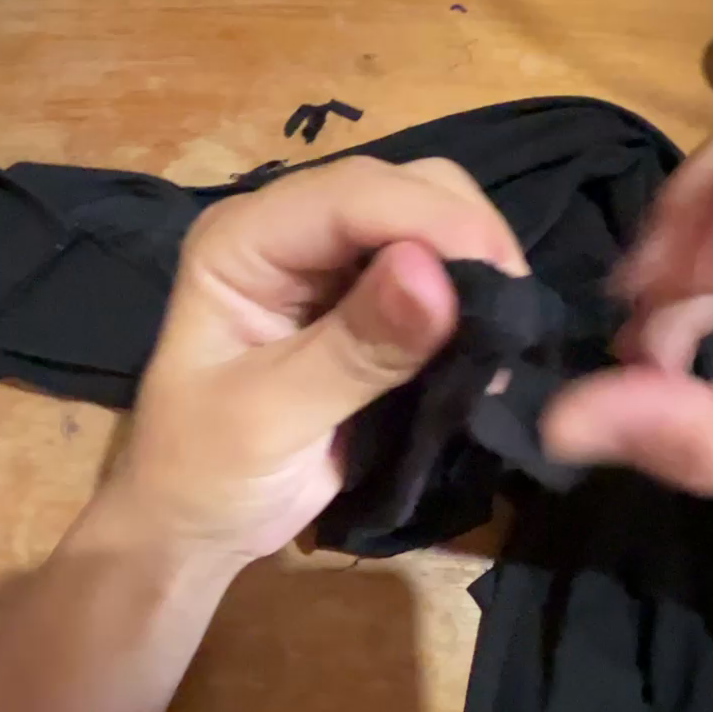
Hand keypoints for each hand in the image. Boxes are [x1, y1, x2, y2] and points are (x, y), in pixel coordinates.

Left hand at [101, 156, 527, 561]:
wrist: (201, 521)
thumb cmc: (206, 473)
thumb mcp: (269, 416)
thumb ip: (351, 349)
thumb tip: (435, 277)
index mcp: (242, 241)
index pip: (350, 195)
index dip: (432, 222)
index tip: (502, 279)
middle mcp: (287, 235)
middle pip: (399, 190)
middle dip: (464, 238)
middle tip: (512, 315)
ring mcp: (327, 269)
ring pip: (427, 226)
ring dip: (475, 269)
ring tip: (505, 336)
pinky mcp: (360, 308)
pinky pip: (433, 279)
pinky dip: (468, 302)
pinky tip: (488, 344)